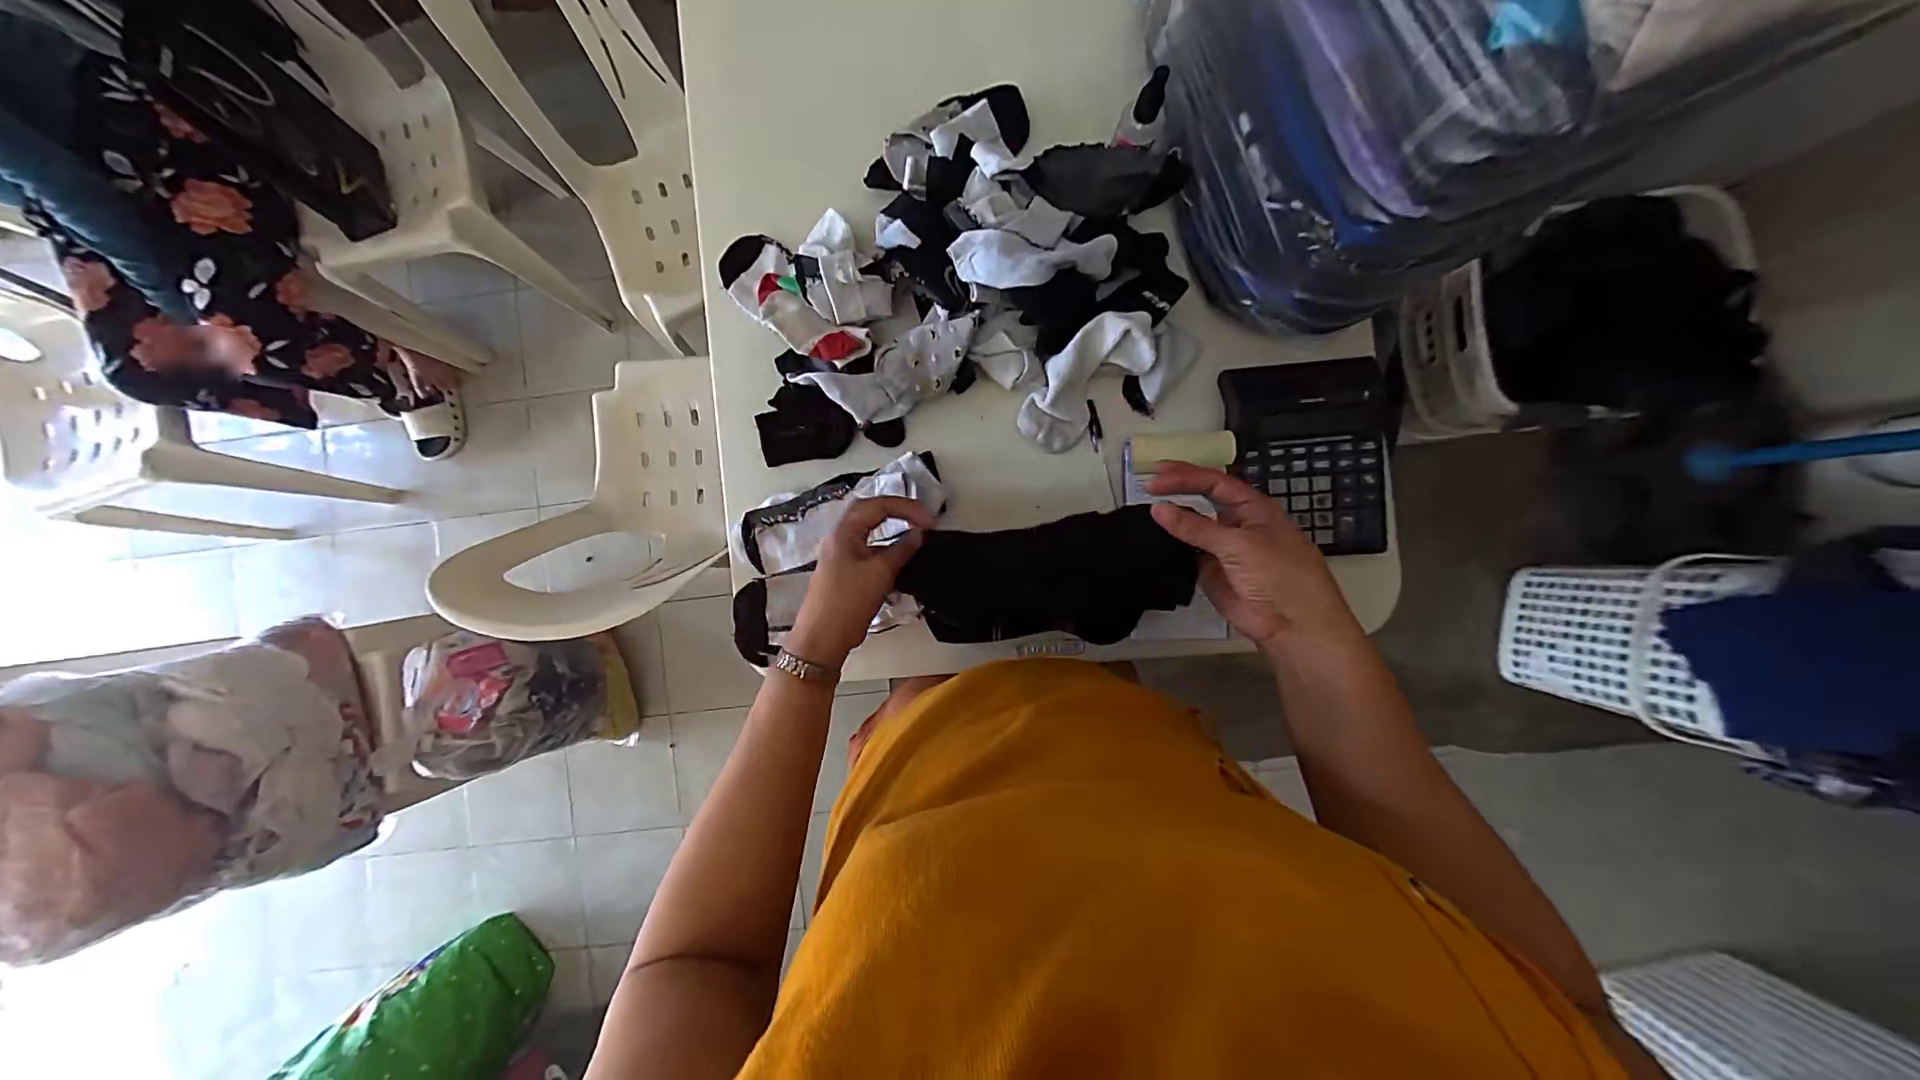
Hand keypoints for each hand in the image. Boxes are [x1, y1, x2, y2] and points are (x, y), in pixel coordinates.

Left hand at [785, 496, 933, 667]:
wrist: (822, 638)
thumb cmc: (848, 602)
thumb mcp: (881, 572)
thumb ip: (902, 549)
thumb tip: (918, 534)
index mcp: (844, 531)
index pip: (878, 505)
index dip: (907, 508)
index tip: (929, 520)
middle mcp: (840, 538)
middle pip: (871, 513)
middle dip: (898, 511)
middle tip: (922, 519)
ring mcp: (841, 555)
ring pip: (870, 533)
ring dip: (893, 531)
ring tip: (916, 537)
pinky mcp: (845, 572)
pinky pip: (868, 551)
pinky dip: (887, 550)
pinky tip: (901, 560)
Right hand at [1145, 462, 1363, 655]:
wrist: (1292, 624)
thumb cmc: (1284, 578)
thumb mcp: (1239, 545)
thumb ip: (1196, 527)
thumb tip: (1161, 510)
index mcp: (1254, 508)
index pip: (1215, 482)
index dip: (1185, 476)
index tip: (1157, 477)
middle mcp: (1240, 523)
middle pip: (1205, 496)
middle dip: (1179, 485)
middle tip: (1150, 480)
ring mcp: (1226, 547)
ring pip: (1196, 524)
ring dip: (1176, 515)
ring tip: (1151, 506)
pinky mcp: (1214, 571)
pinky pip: (1189, 552)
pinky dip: (1174, 545)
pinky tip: (1160, 538)